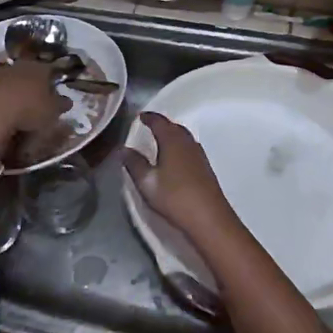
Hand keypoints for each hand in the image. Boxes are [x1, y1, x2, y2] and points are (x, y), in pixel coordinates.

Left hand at [0, 60, 66, 152]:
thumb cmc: (30, 110)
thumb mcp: (52, 111)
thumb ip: (61, 104)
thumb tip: (67, 100)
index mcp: (40, 68)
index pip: (51, 70)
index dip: (54, 80)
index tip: (56, 91)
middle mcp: (19, 65)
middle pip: (30, 73)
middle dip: (34, 84)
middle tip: (39, 99)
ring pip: (13, 80)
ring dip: (17, 90)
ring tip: (20, 106)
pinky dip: (3, 98)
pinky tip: (4, 110)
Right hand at [119, 112, 238, 240]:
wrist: (208, 217)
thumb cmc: (174, 197)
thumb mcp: (147, 182)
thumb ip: (134, 163)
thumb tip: (123, 149)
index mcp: (172, 140)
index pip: (159, 122)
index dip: (149, 117)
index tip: (140, 116)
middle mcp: (188, 142)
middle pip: (174, 126)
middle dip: (161, 124)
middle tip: (149, 126)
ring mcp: (199, 154)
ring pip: (184, 137)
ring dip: (172, 135)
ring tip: (160, 140)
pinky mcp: (205, 167)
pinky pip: (189, 148)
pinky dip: (179, 146)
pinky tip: (175, 157)